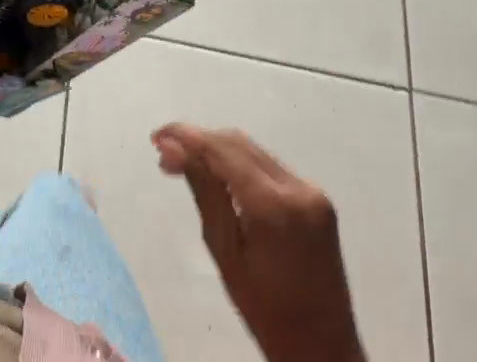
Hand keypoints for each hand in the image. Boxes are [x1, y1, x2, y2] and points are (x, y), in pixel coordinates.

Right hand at [153, 124, 366, 361]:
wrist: (322, 343)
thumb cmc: (262, 305)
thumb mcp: (222, 247)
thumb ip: (202, 189)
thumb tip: (172, 147)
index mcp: (272, 204)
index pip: (221, 148)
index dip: (185, 136)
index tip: (155, 139)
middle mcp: (297, 188)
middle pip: (238, 143)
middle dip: (199, 141)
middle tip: (165, 158)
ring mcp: (312, 193)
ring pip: (254, 152)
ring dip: (218, 151)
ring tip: (186, 168)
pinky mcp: (317, 201)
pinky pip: (269, 168)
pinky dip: (240, 166)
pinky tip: (221, 182)